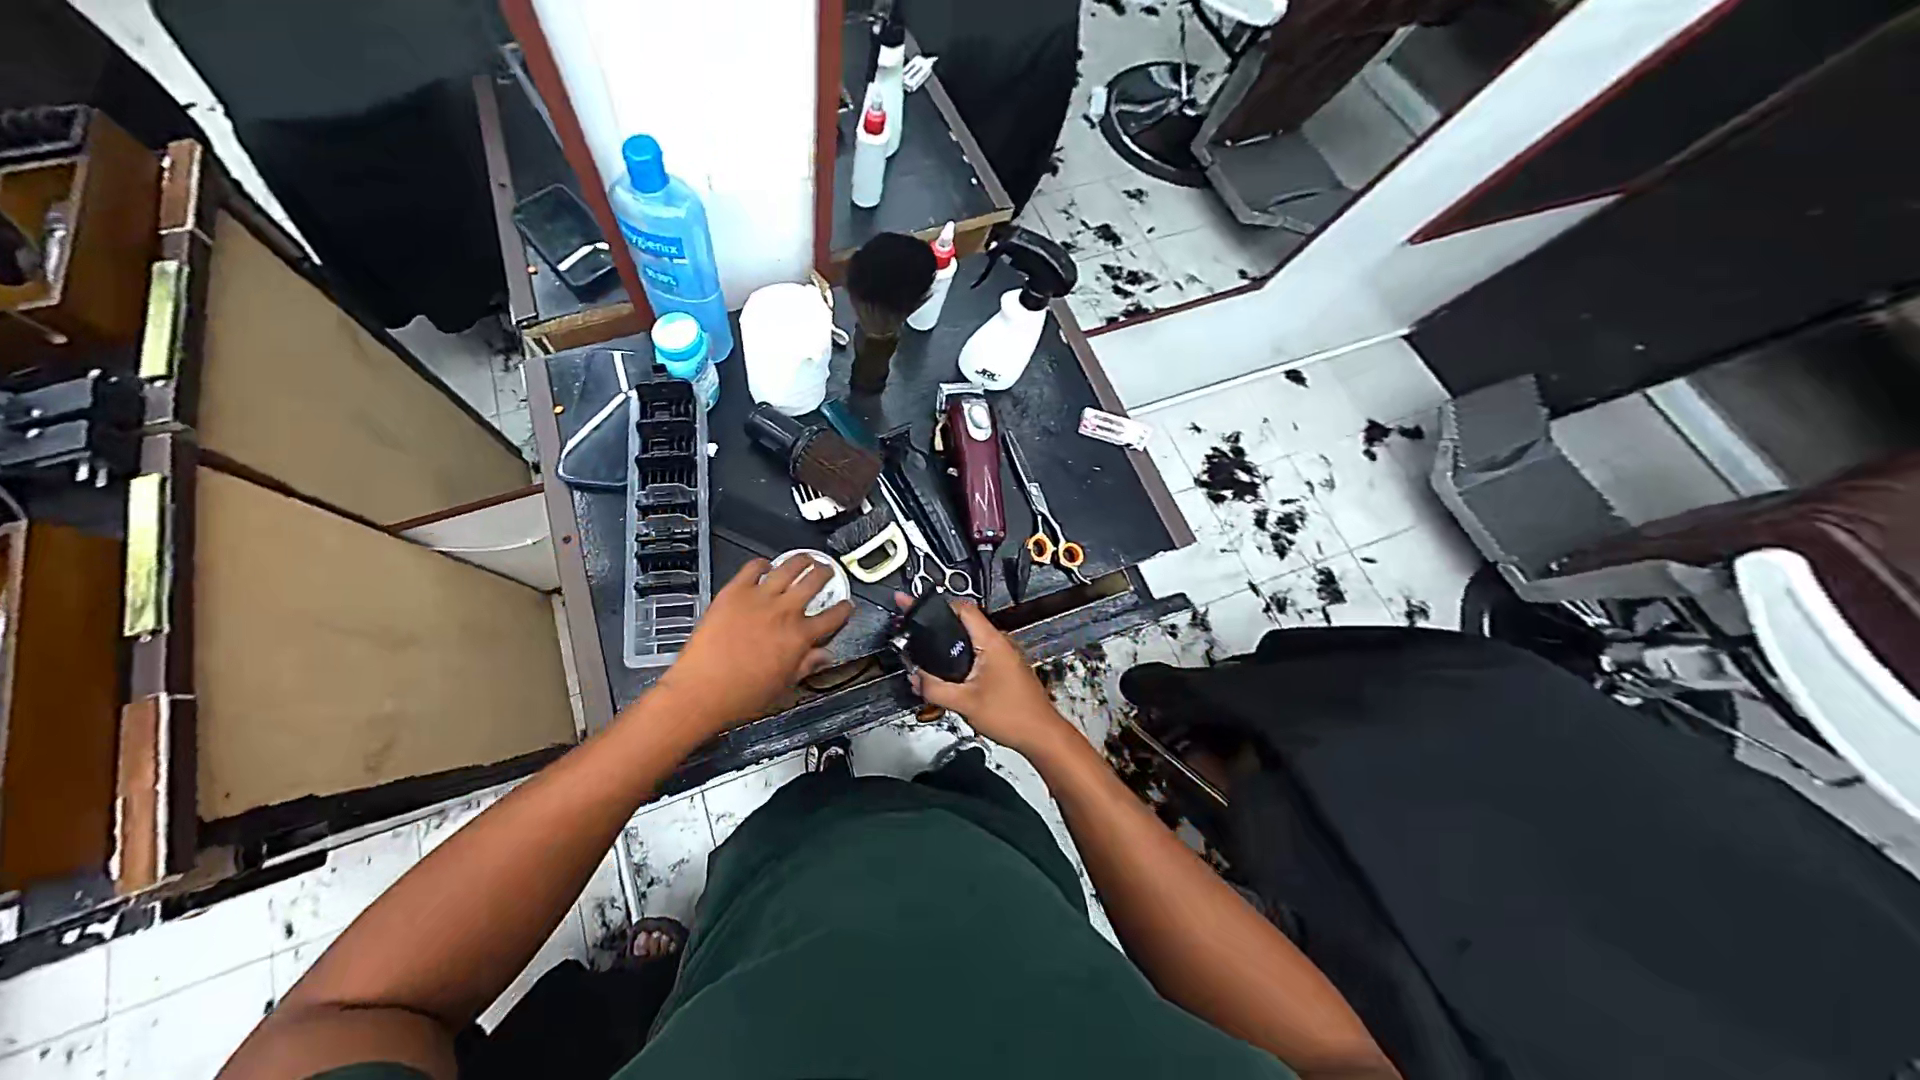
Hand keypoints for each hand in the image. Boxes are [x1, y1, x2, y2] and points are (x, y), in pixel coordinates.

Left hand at [658, 558, 851, 731]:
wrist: (701, 691)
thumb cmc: (739, 694)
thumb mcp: (784, 685)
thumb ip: (807, 665)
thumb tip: (822, 657)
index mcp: (800, 637)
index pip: (833, 617)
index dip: (844, 609)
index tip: (845, 606)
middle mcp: (784, 613)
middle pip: (815, 581)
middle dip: (826, 573)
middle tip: (826, 571)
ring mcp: (760, 598)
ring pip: (789, 567)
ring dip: (802, 560)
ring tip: (805, 559)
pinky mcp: (735, 592)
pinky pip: (753, 567)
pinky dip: (762, 563)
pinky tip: (765, 565)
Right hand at [903, 595, 1074, 755]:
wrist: (1041, 735)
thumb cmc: (1014, 717)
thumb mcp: (964, 703)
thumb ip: (934, 689)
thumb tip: (917, 678)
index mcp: (992, 643)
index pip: (962, 609)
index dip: (936, 606)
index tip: (916, 605)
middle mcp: (1001, 644)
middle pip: (964, 623)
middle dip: (938, 627)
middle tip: (917, 631)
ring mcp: (1005, 655)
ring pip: (971, 641)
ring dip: (950, 645)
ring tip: (929, 654)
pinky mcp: (1005, 668)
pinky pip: (979, 655)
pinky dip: (962, 659)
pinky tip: (951, 674)